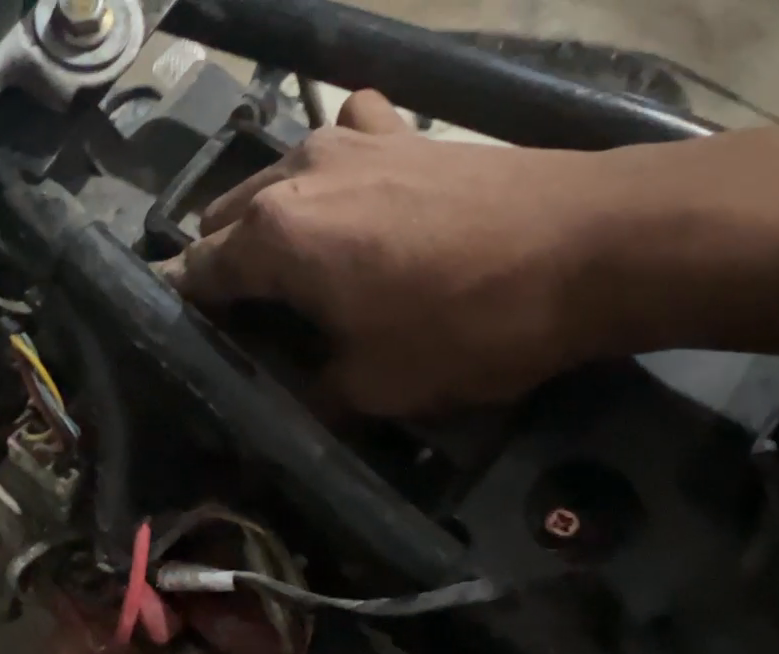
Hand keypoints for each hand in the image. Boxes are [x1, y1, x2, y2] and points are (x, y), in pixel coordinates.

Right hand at [164, 90, 621, 413]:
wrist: (594, 244)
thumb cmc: (469, 324)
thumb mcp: (375, 386)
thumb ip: (311, 391)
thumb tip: (289, 397)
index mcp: (273, 235)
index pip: (195, 273)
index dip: (184, 313)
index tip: (193, 344)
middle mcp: (294, 173)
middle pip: (225, 220)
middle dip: (224, 270)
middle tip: (249, 322)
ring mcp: (349, 140)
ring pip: (276, 181)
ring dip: (270, 223)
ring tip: (295, 268)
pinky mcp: (403, 131)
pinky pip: (343, 143)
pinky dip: (335, 173)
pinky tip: (359, 198)